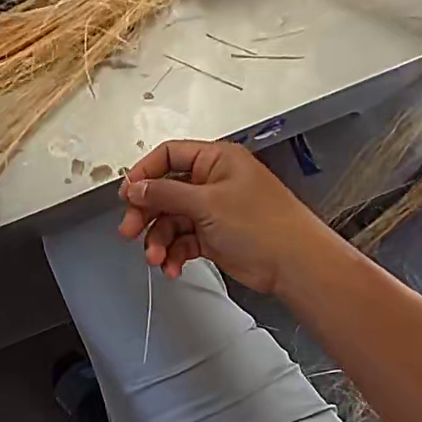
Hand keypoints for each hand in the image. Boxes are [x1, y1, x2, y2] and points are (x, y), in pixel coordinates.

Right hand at [117, 139, 343, 294]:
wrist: (293, 264)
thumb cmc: (267, 225)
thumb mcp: (207, 203)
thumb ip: (166, 194)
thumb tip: (137, 188)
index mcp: (216, 160)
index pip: (169, 156)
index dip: (145, 174)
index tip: (128, 194)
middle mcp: (214, 182)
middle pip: (165, 192)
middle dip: (147, 214)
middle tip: (131, 231)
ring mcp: (214, 211)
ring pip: (172, 221)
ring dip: (159, 240)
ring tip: (156, 257)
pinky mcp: (215, 236)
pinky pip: (184, 241)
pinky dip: (174, 254)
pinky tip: (171, 265)